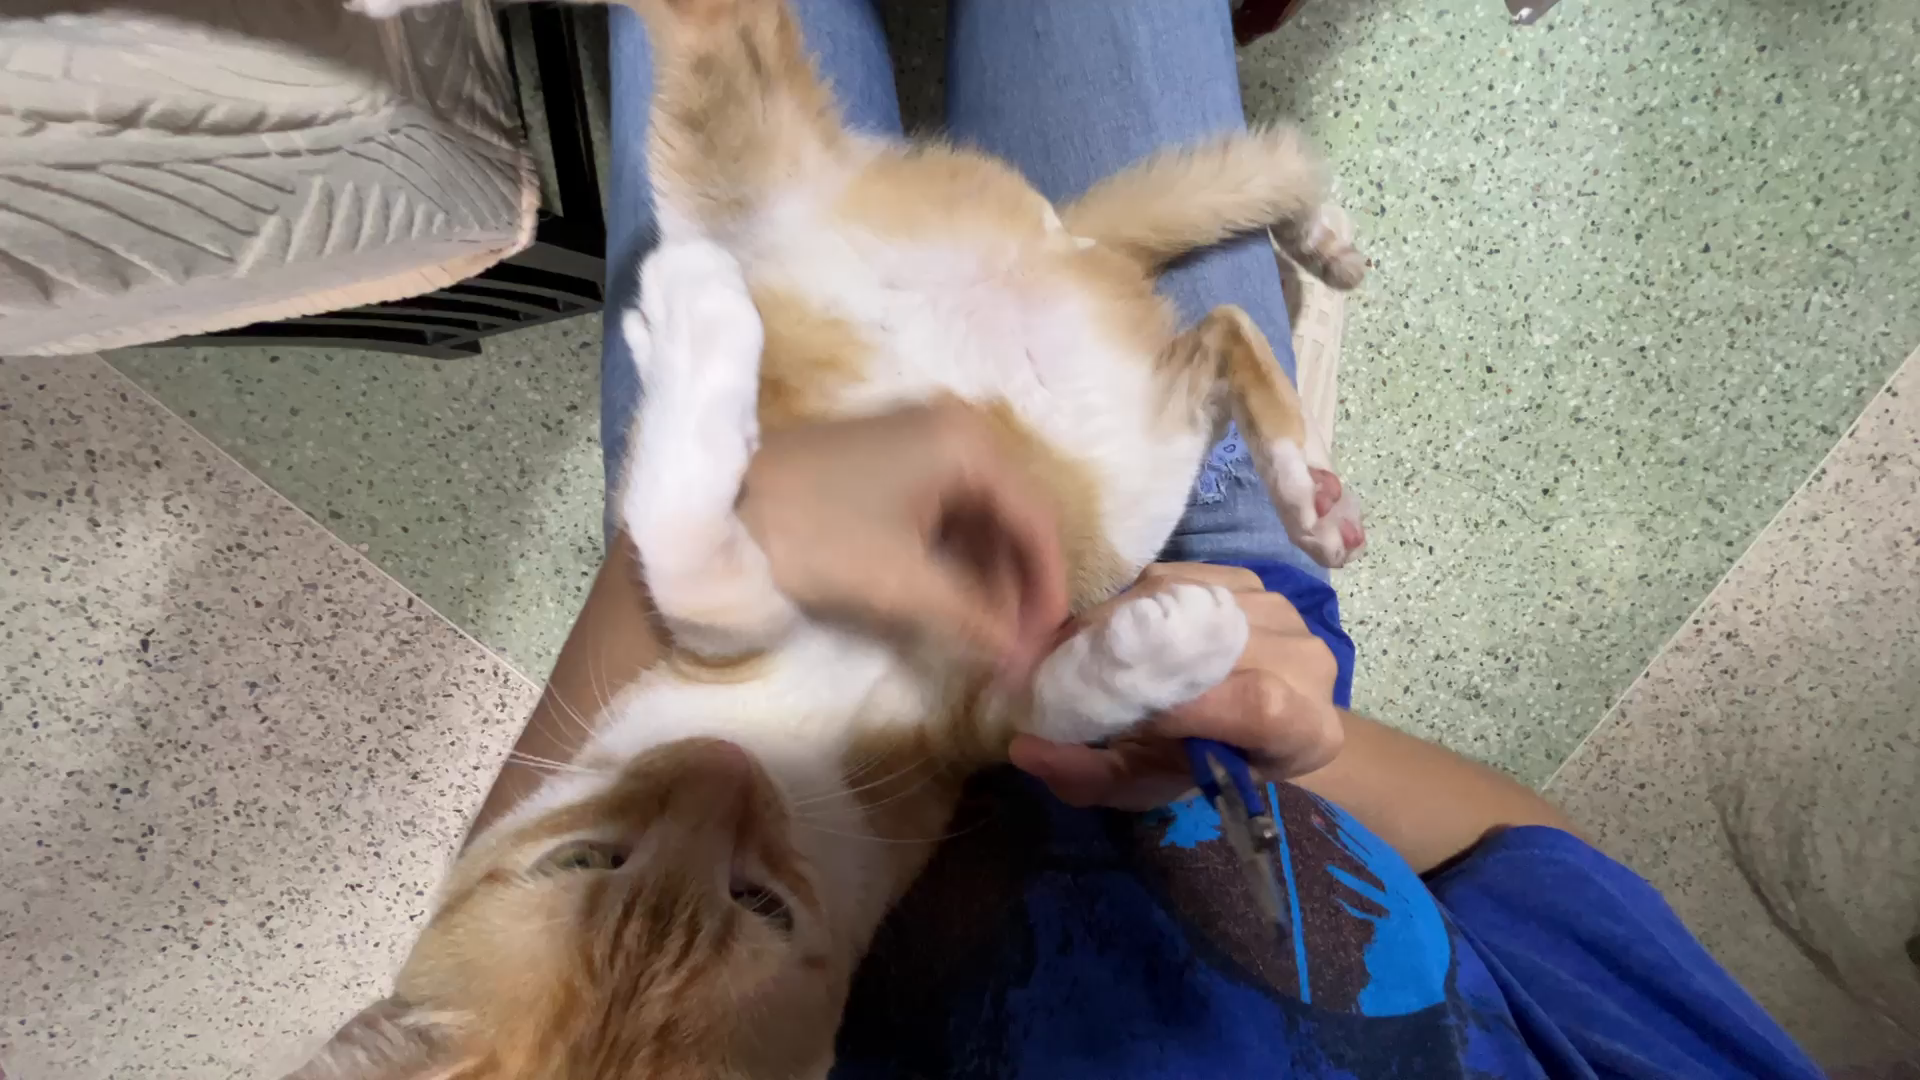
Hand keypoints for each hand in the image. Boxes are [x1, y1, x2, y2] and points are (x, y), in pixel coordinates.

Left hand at [737, 399, 1068, 678]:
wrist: (712, 503)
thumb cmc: (814, 532)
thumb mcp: (901, 581)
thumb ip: (973, 620)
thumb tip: (1023, 661)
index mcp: (969, 442)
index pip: (1038, 518)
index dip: (1048, 587)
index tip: (1048, 644)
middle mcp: (956, 429)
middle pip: (1012, 516)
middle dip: (1017, 585)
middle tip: (1017, 649)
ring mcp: (922, 440)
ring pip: (980, 517)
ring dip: (987, 577)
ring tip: (987, 635)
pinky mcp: (894, 461)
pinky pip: (947, 512)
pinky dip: (955, 559)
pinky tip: (955, 600)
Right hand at [1009, 563, 1342, 809]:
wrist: (1256, 715)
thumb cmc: (1202, 762)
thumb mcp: (1152, 783)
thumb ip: (1093, 774)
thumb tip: (1023, 749)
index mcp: (1304, 726)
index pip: (1257, 705)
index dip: (1181, 703)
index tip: (1107, 708)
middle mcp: (1303, 656)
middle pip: (1206, 641)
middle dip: (1123, 650)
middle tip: (1060, 666)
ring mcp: (1275, 607)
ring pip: (1179, 601)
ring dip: (1118, 620)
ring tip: (1081, 646)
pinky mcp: (1243, 574)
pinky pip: (1170, 576)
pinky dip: (1130, 598)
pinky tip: (1112, 624)